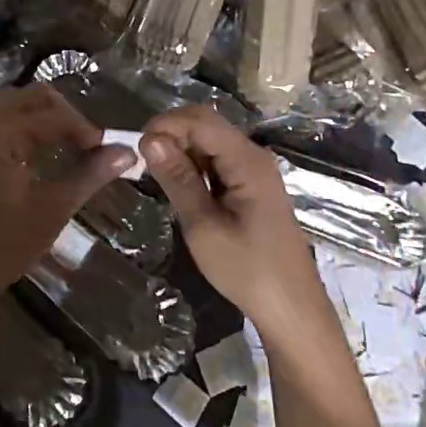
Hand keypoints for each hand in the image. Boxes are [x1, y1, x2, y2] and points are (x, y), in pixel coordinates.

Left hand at [0, 86, 134, 327]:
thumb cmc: (2, 244)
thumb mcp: (53, 209)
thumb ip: (91, 174)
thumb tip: (126, 152)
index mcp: (1, 133)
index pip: (57, 116)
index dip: (88, 131)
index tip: (111, 152)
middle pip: (33, 98)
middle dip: (66, 115)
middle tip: (90, 145)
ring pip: (15, 107)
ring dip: (45, 118)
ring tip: (70, 146)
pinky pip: (0, 124)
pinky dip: (24, 129)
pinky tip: (39, 153)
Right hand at [140, 106, 323, 330]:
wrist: (291, 306)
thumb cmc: (246, 270)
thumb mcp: (203, 226)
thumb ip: (178, 179)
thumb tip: (149, 140)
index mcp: (247, 160)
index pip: (201, 120)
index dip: (165, 124)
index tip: (135, 147)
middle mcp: (254, 156)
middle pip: (207, 125)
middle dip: (172, 134)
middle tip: (141, 161)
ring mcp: (256, 170)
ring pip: (211, 143)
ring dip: (181, 150)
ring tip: (154, 174)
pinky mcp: (253, 186)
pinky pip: (219, 162)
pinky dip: (195, 166)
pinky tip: (179, 185)